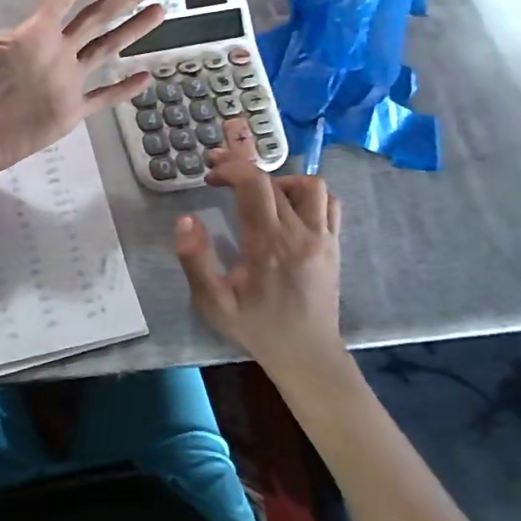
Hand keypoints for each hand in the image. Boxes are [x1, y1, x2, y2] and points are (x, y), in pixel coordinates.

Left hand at [0, 0, 166, 181]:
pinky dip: (123, 89)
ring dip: (133, 31)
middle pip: (99, 15)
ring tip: (161, 10)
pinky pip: (103, 98)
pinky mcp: (68, 113)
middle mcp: (55, 52)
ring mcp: (65, 83)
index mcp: (32, 34)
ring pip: (107, 49)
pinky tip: (146, 77)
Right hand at [174, 119, 345, 374]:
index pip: (254, 184)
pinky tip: (289, 208)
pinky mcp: (334, 244)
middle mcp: (300, 233)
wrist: (306, 353)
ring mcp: (323, 238)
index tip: (210, 173)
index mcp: (269, 244)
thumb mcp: (213, 303)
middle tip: (220, 175)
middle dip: (244, 168)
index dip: (231, 168)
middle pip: (276, 180)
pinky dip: (308, 195)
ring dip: (281, 181)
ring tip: (258, 195)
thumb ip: (196, 260)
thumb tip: (185, 219)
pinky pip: (330, 203)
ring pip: (310, 185)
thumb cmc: (255, 326)